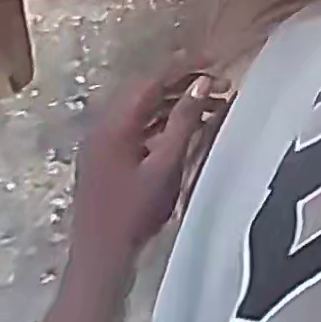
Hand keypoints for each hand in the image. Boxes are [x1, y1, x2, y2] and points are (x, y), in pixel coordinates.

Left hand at [70, 63, 226, 261]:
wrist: (102, 258)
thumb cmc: (136, 212)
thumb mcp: (166, 164)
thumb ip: (185, 120)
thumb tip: (202, 83)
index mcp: (114, 126)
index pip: (151, 81)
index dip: (183, 68)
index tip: (213, 62)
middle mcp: (104, 128)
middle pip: (146, 92)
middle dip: (183, 83)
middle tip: (218, 85)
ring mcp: (103, 143)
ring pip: (144, 109)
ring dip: (176, 103)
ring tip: (212, 105)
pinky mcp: (109, 158)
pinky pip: (140, 126)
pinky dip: (165, 120)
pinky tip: (190, 128)